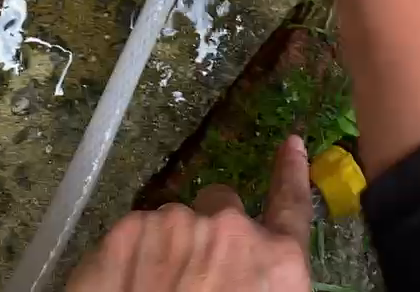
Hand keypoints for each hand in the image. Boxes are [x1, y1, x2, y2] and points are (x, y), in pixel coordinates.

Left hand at [67, 136, 312, 291]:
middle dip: (212, 233)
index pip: (292, 205)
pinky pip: (137, 233)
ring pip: (175, 222)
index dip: (292, 172)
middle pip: (223, 208)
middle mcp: (230, 228)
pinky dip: (134, 258)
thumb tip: (257, 281)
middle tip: (196, 279)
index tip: (292, 143)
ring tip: (158, 291)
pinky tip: (128, 289)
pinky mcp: (127, 228)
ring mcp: (175, 221)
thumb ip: (272, 285)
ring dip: (171, 248)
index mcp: (277, 264)